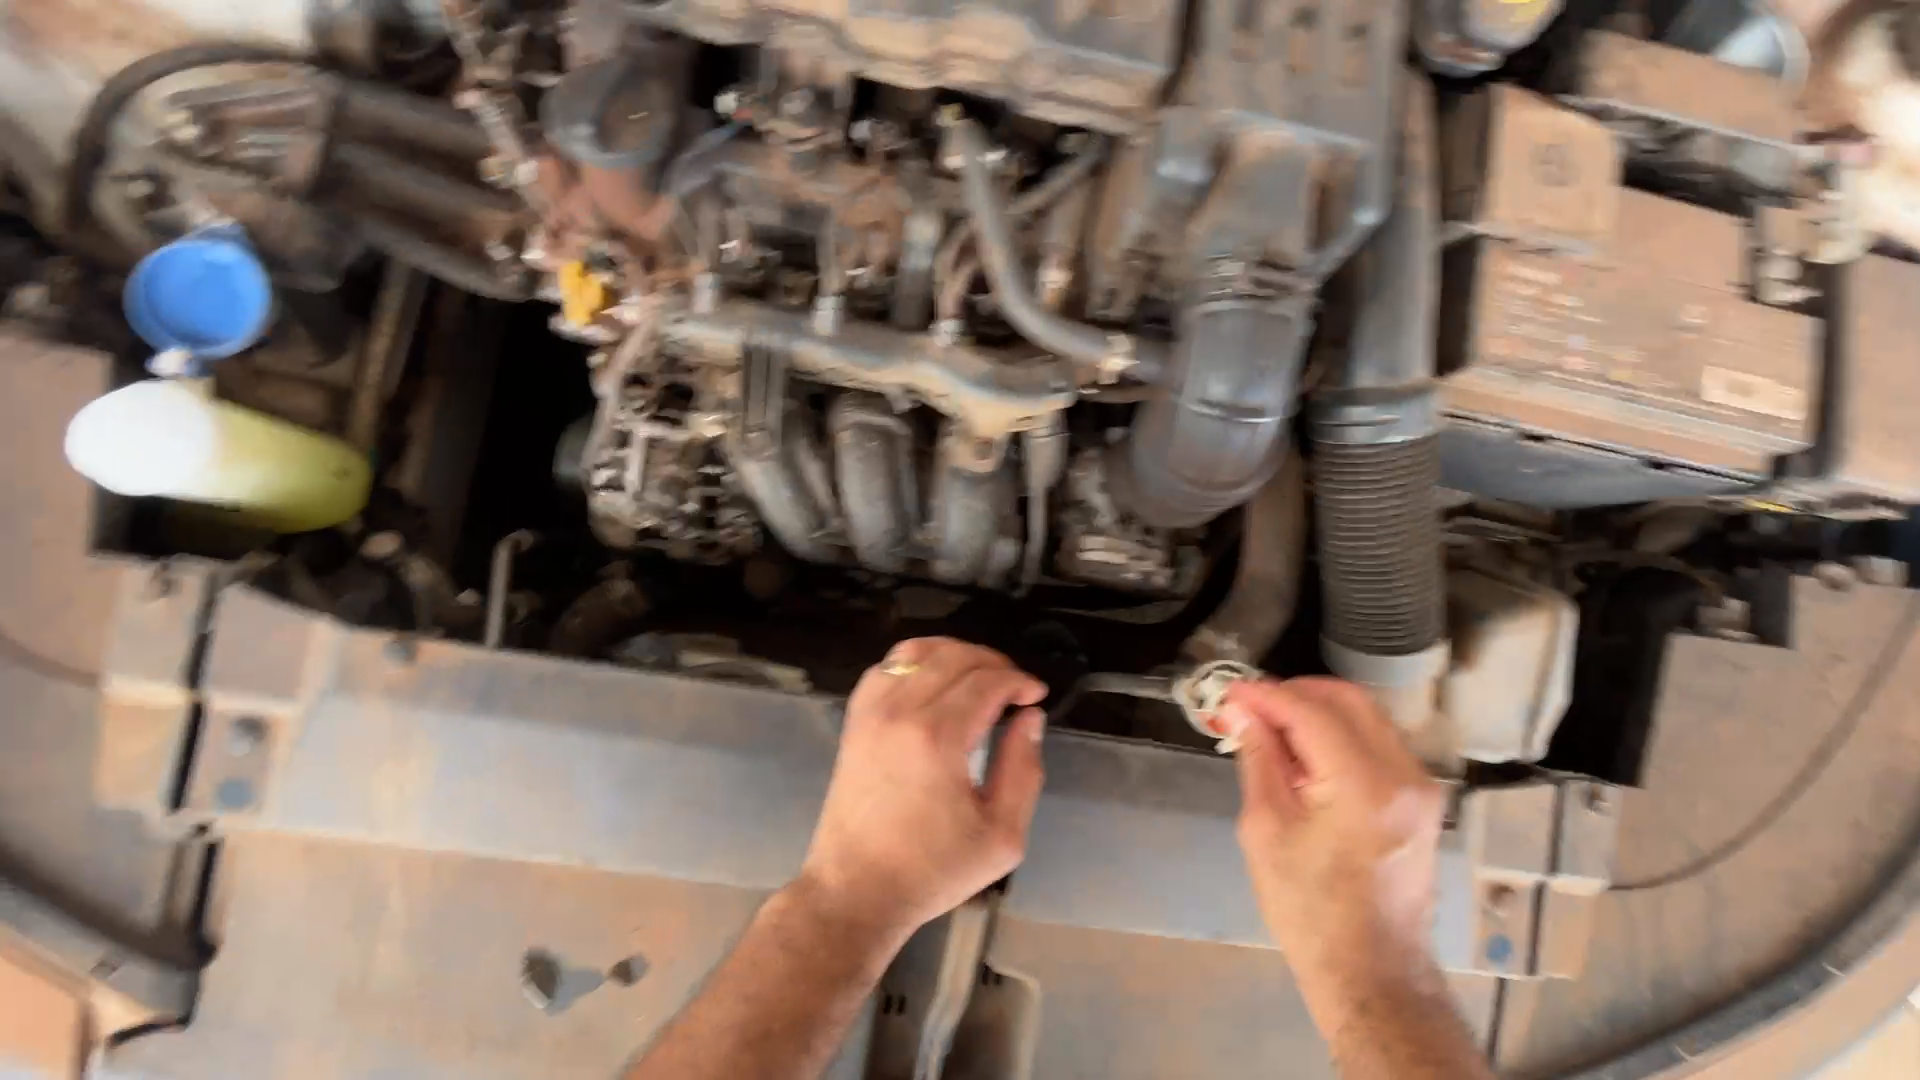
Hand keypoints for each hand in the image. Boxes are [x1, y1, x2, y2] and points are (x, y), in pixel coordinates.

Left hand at [795, 637, 1047, 936]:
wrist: (856, 891)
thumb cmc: (932, 870)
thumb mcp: (1002, 836)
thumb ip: (1024, 770)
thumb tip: (1030, 718)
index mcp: (938, 737)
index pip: (986, 681)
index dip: (1018, 681)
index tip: (1035, 695)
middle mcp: (900, 711)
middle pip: (954, 657)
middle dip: (993, 663)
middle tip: (1014, 687)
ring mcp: (871, 712)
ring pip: (916, 651)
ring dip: (954, 654)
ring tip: (978, 676)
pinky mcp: (855, 721)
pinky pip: (886, 668)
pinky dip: (916, 663)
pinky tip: (933, 683)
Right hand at [1224, 677, 1445, 980]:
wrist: (1373, 973)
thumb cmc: (1308, 909)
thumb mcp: (1265, 830)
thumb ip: (1257, 759)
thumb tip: (1239, 712)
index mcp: (1364, 786)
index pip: (1310, 711)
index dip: (1264, 695)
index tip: (1228, 692)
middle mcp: (1404, 775)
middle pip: (1347, 701)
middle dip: (1293, 694)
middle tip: (1249, 707)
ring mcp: (1420, 786)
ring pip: (1365, 716)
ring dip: (1314, 711)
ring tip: (1270, 731)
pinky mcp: (1421, 799)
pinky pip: (1376, 742)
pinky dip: (1337, 734)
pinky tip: (1303, 755)